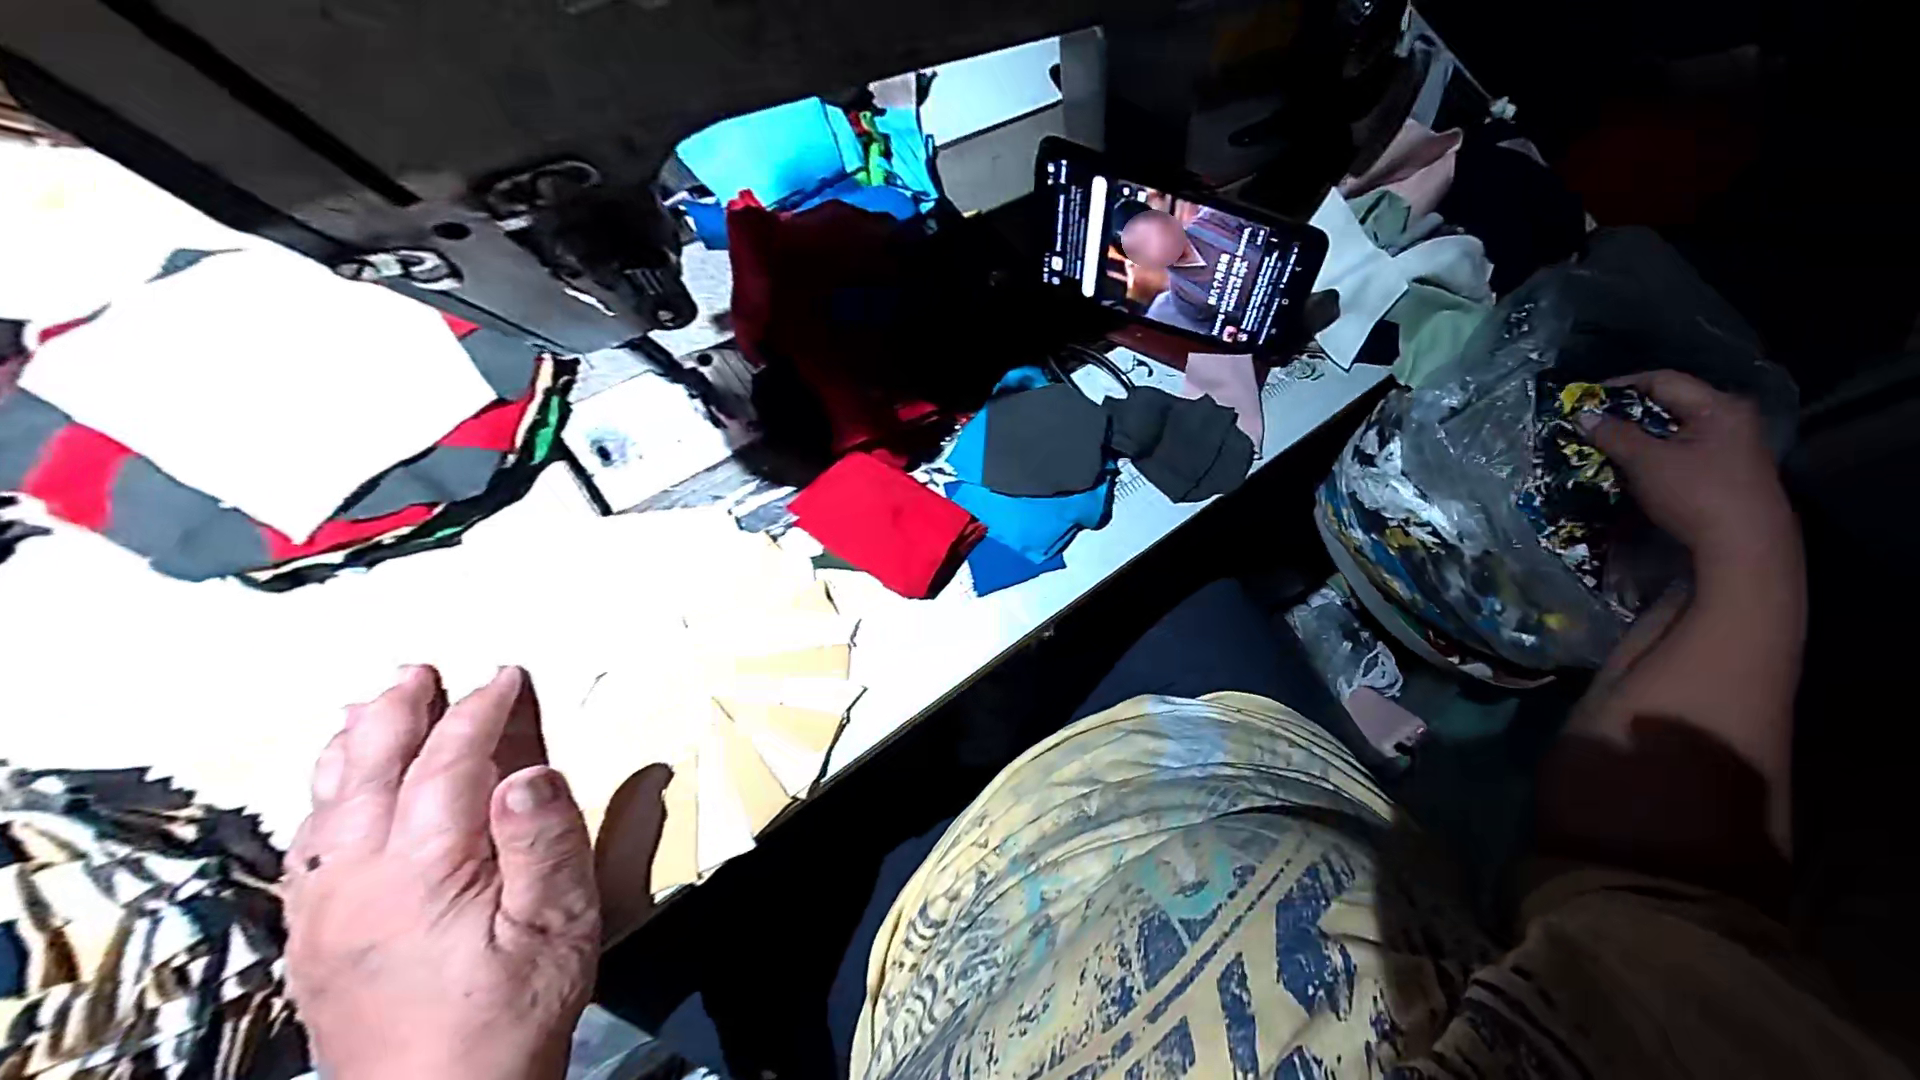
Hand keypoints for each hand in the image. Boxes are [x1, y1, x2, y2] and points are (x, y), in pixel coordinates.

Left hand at [285, 666, 599, 1079]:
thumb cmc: (515, 1004)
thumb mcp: (557, 919)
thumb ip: (542, 839)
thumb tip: (529, 768)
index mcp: (422, 868)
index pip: (448, 762)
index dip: (480, 711)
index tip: (506, 676)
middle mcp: (356, 880)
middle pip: (368, 772)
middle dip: (398, 713)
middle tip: (419, 671)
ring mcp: (323, 912)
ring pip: (326, 806)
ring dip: (351, 748)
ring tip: (368, 710)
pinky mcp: (313, 940)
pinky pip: (310, 846)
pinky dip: (326, 798)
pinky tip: (338, 794)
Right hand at [1579, 370, 1792, 559]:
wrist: (1743, 541)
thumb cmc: (1695, 493)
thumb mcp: (1646, 461)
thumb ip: (1613, 435)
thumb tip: (1584, 416)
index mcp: (1718, 407)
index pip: (1663, 380)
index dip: (1620, 385)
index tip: (1585, 399)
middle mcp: (1730, 418)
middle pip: (1669, 402)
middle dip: (1626, 411)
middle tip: (1589, 422)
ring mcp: (1731, 443)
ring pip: (1673, 426)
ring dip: (1636, 432)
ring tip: (1603, 443)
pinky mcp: (1724, 465)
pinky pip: (1680, 445)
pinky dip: (1651, 448)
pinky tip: (1630, 462)